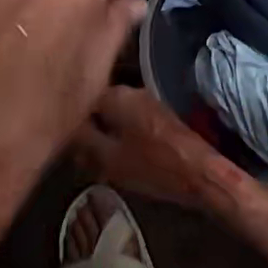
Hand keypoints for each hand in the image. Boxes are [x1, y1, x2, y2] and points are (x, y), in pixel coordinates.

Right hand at [73, 86, 234, 207]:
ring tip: (97, 164)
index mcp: (116, 95)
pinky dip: (122, 140)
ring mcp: (148, 104)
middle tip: (80, 158)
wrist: (203, 175)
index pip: (79, 100)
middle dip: (87, 131)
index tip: (64, 144)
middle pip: (97, 108)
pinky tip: (120, 162)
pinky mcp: (160, 119)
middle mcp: (131, 92)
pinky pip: (131, 126)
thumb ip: (83, 141)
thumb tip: (66, 130)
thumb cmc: (153, 166)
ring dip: (105, 137)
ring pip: (114, 118)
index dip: (69, 122)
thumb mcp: (109, 158)